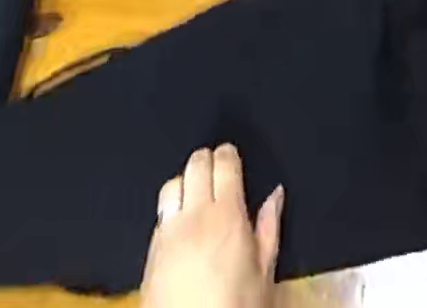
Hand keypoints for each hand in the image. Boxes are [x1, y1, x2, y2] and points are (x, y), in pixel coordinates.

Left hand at [141, 144, 283, 307]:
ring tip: (196, 193)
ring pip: (171, 184)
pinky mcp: (150, 253)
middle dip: (207, 160)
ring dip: (185, 181)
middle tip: (217, 170)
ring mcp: (168, 233)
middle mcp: (194, 216)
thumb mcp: (264, 272)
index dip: (228, 153)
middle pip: (196, 164)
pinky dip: (171, 209)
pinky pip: (159, 215)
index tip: (232, 156)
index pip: (224, 163)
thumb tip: (275, 193)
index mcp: (227, 215)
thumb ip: (269, 226)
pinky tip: (181, 225)